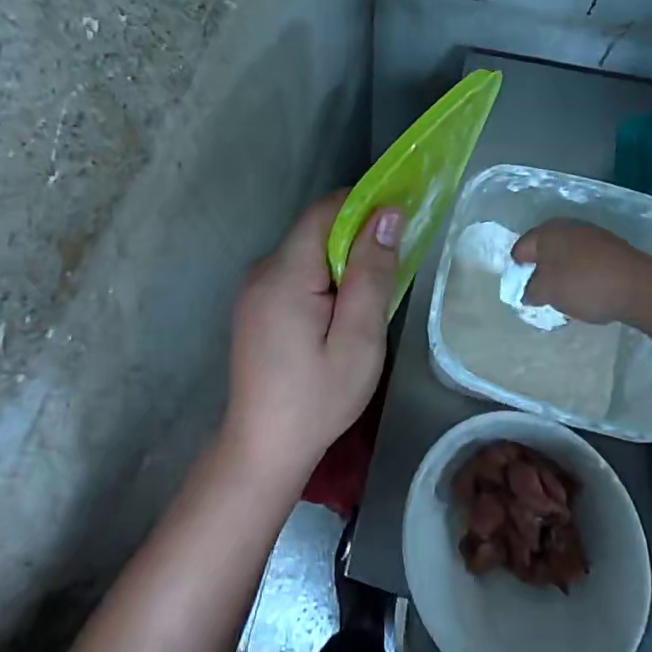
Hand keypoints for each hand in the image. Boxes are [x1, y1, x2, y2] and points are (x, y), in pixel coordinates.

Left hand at [222, 193, 400, 476]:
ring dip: (339, 264)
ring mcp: (252, 288)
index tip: (398, 219)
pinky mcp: (253, 305)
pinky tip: (336, 317)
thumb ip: (371, 274)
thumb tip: (386, 214)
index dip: (361, 205)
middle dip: (354, 240)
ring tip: (366, 303)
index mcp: (284, 274)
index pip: (322, 212)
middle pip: (313, 232)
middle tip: (390, 272)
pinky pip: (292, 274)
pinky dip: (321, 281)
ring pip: (305, 253)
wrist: (262, 446)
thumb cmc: (317, 398)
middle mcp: (261, 270)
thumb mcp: (358, 339)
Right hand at [512, 219, 651, 324]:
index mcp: (547, 231)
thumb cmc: (585, 285)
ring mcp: (593, 235)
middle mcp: (569, 226)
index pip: (520, 249)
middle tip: (542, 292)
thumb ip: (530, 291)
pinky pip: (586, 260)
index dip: (518, 270)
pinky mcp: (613, 248)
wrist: (643, 289)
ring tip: (566, 294)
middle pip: (544, 250)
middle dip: (540, 270)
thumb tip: (529, 292)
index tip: (524, 289)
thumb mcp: (548, 293)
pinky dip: (582, 273)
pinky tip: (587, 290)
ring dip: (562, 272)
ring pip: (566, 254)